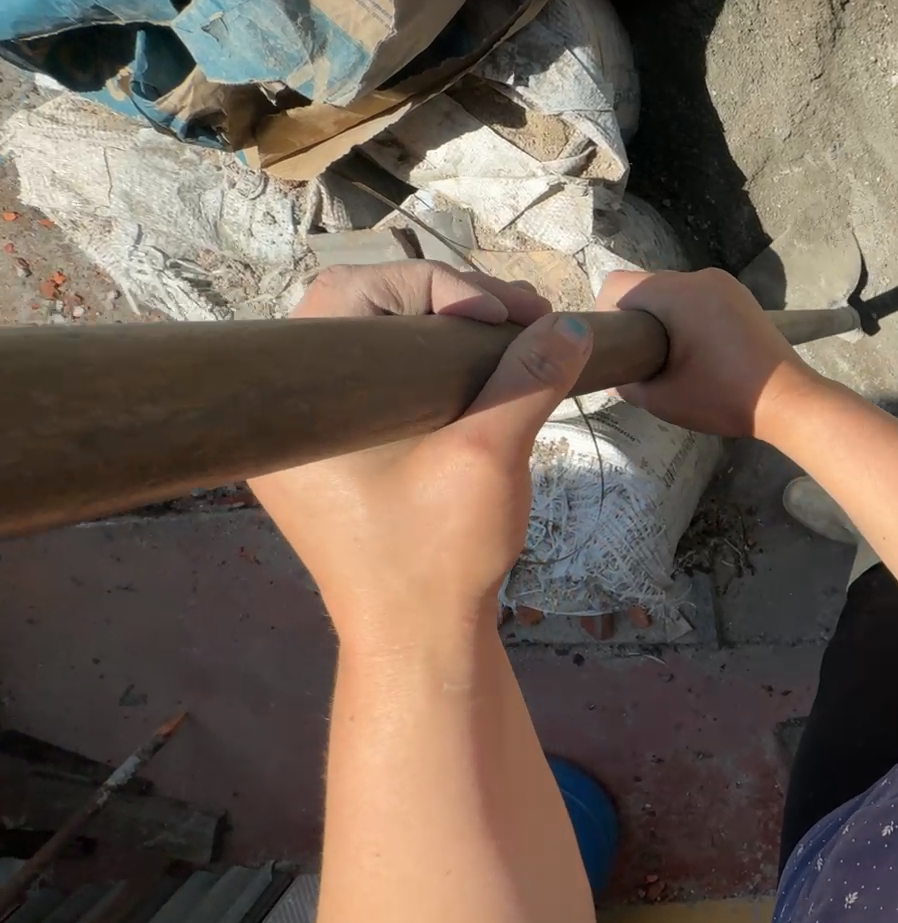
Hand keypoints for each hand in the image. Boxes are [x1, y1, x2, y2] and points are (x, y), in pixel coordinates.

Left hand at [250, 262, 588, 648]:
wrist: (423, 635)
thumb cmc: (438, 550)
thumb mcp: (490, 456)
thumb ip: (530, 382)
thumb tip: (571, 325)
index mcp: (302, 398)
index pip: (353, 292)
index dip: (436, 287)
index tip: (506, 318)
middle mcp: (301, 406)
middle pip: (373, 313)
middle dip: (458, 304)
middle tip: (529, 321)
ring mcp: (330, 433)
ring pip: (394, 349)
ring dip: (462, 337)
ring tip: (528, 344)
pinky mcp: (358, 454)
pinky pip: (403, 385)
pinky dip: (454, 371)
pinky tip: (501, 381)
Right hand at [595, 268, 822, 438]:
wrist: (788, 401)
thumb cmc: (724, 397)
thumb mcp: (661, 398)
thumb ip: (626, 381)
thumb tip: (619, 372)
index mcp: (679, 292)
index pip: (618, 286)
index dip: (605, 317)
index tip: (617, 351)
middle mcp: (703, 277)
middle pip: (649, 288)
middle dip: (638, 321)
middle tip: (643, 361)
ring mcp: (728, 286)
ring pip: (676, 294)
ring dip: (666, 321)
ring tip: (673, 359)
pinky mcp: (744, 299)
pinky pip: (701, 300)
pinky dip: (691, 320)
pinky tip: (700, 353)